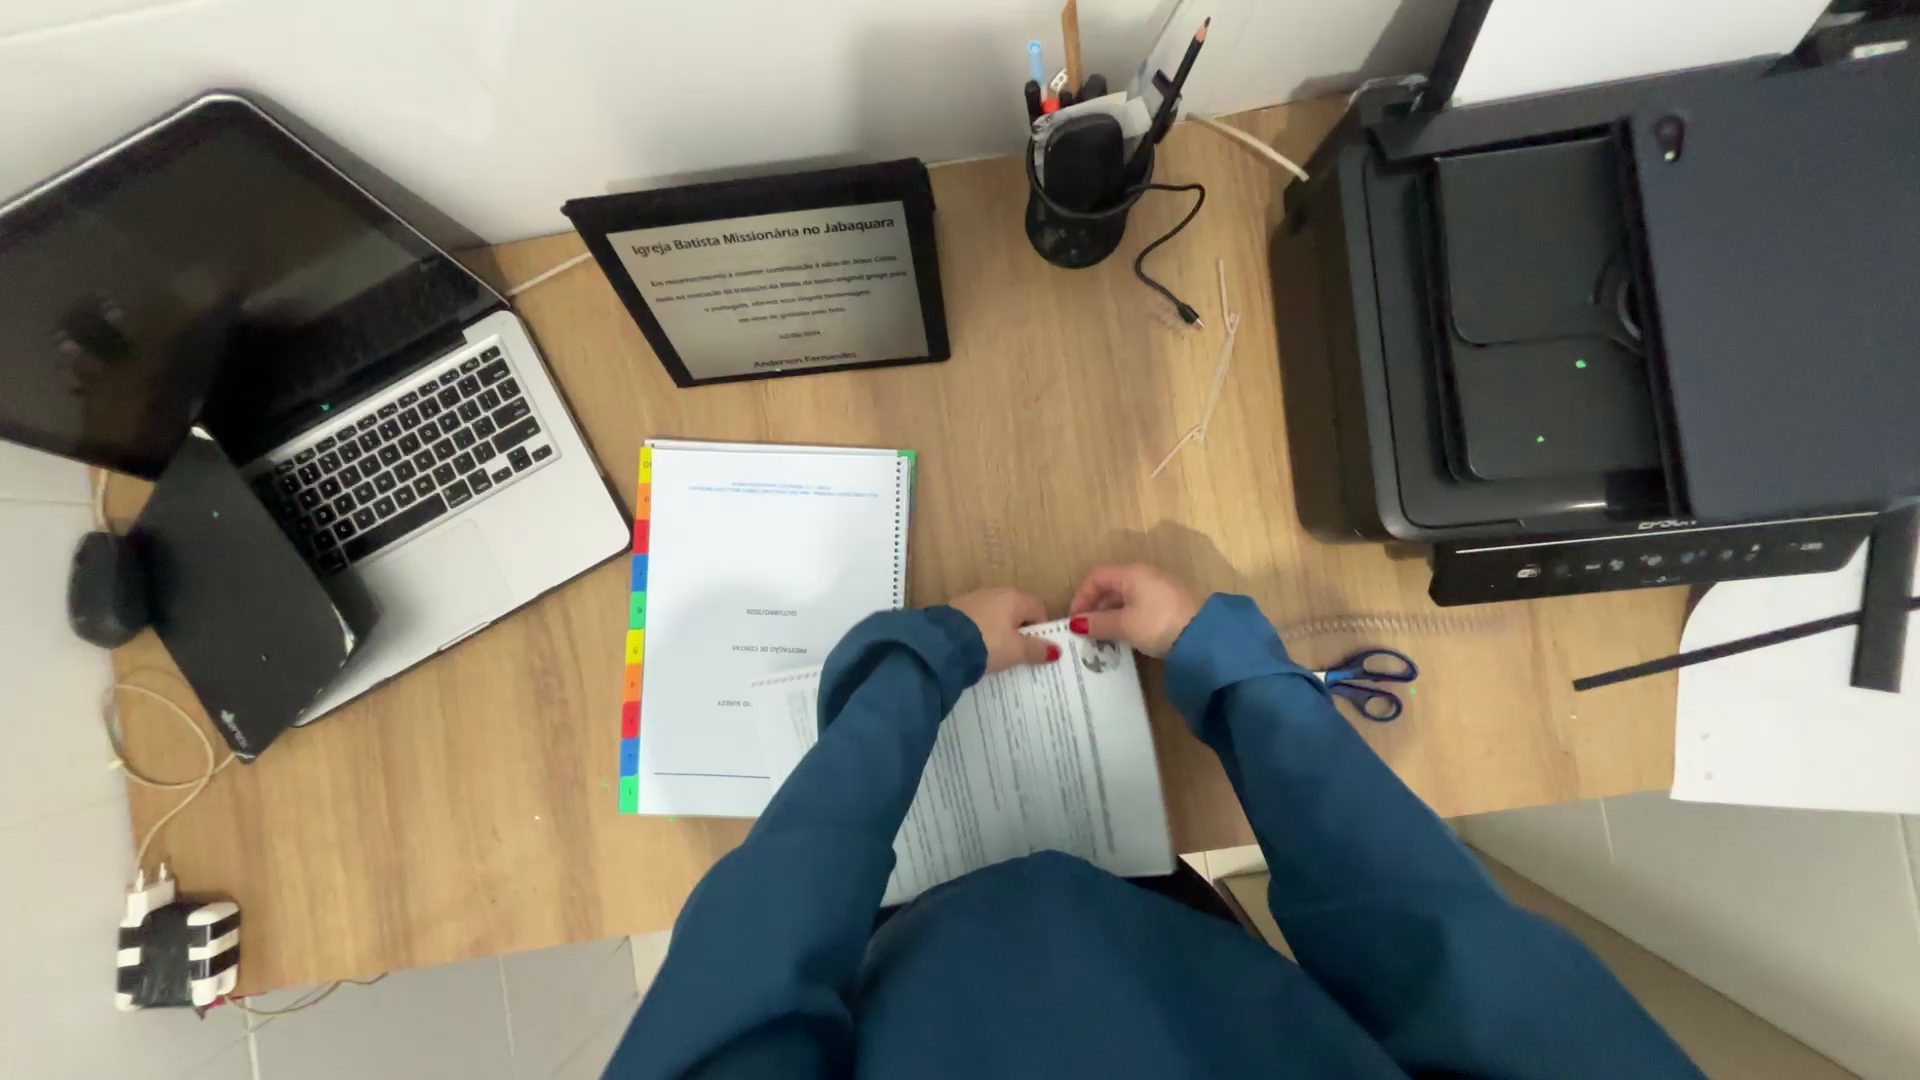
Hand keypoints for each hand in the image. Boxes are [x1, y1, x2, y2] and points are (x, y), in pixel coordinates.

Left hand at [949, 586, 1058, 673]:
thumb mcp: (1016, 651)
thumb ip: (1037, 649)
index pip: (1038, 609)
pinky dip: (982, 632)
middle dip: (1020, 631)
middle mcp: (996, 592)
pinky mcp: (957, 609)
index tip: (1037, 649)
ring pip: (996, 615)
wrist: (943, 643)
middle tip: (1019, 654)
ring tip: (997, 654)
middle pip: (1016, 611)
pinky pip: (978, 620)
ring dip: (1000, 632)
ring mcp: (974, 598)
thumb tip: (1056, 650)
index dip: (1041, 629)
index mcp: (1015, 597)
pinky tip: (977, 649)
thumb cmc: (988, 644)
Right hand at [1067, 564, 1202, 657]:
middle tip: (1086, 630)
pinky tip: (1125, 636)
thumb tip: (1075, 624)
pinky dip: (1126, 618)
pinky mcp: (1170, 604)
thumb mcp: (1124, 625)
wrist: (1204, 637)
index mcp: (1132, 574)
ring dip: (1110, 615)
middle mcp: (1145, 576)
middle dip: (1095, 607)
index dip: (1081, 596)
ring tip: (1103, 637)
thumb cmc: (1158, 624)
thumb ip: (1098, 623)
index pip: (1097, 577)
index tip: (1074, 619)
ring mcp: (1159, 589)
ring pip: (1125, 598)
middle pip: (1111, 587)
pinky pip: (1139, 606)